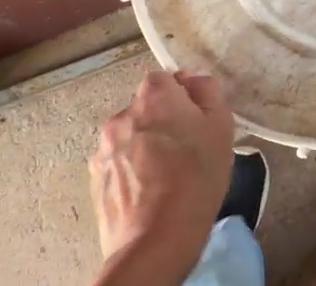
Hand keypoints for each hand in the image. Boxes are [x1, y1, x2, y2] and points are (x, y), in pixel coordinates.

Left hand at [88, 70, 235, 285]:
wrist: (156, 238)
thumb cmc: (197, 174)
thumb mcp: (221, 125)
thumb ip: (209, 93)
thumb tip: (195, 80)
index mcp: (153, 98)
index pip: (164, 78)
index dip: (182, 91)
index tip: (199, 111)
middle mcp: (121, 117)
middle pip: (145, 107)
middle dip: (164, 117)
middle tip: (188, 140)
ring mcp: (103, 150)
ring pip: (131, 134)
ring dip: (146, 141)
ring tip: (168, 168)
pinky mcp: (94, 180)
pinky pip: (120, 160)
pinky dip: (133, 166)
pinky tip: (151, 187)